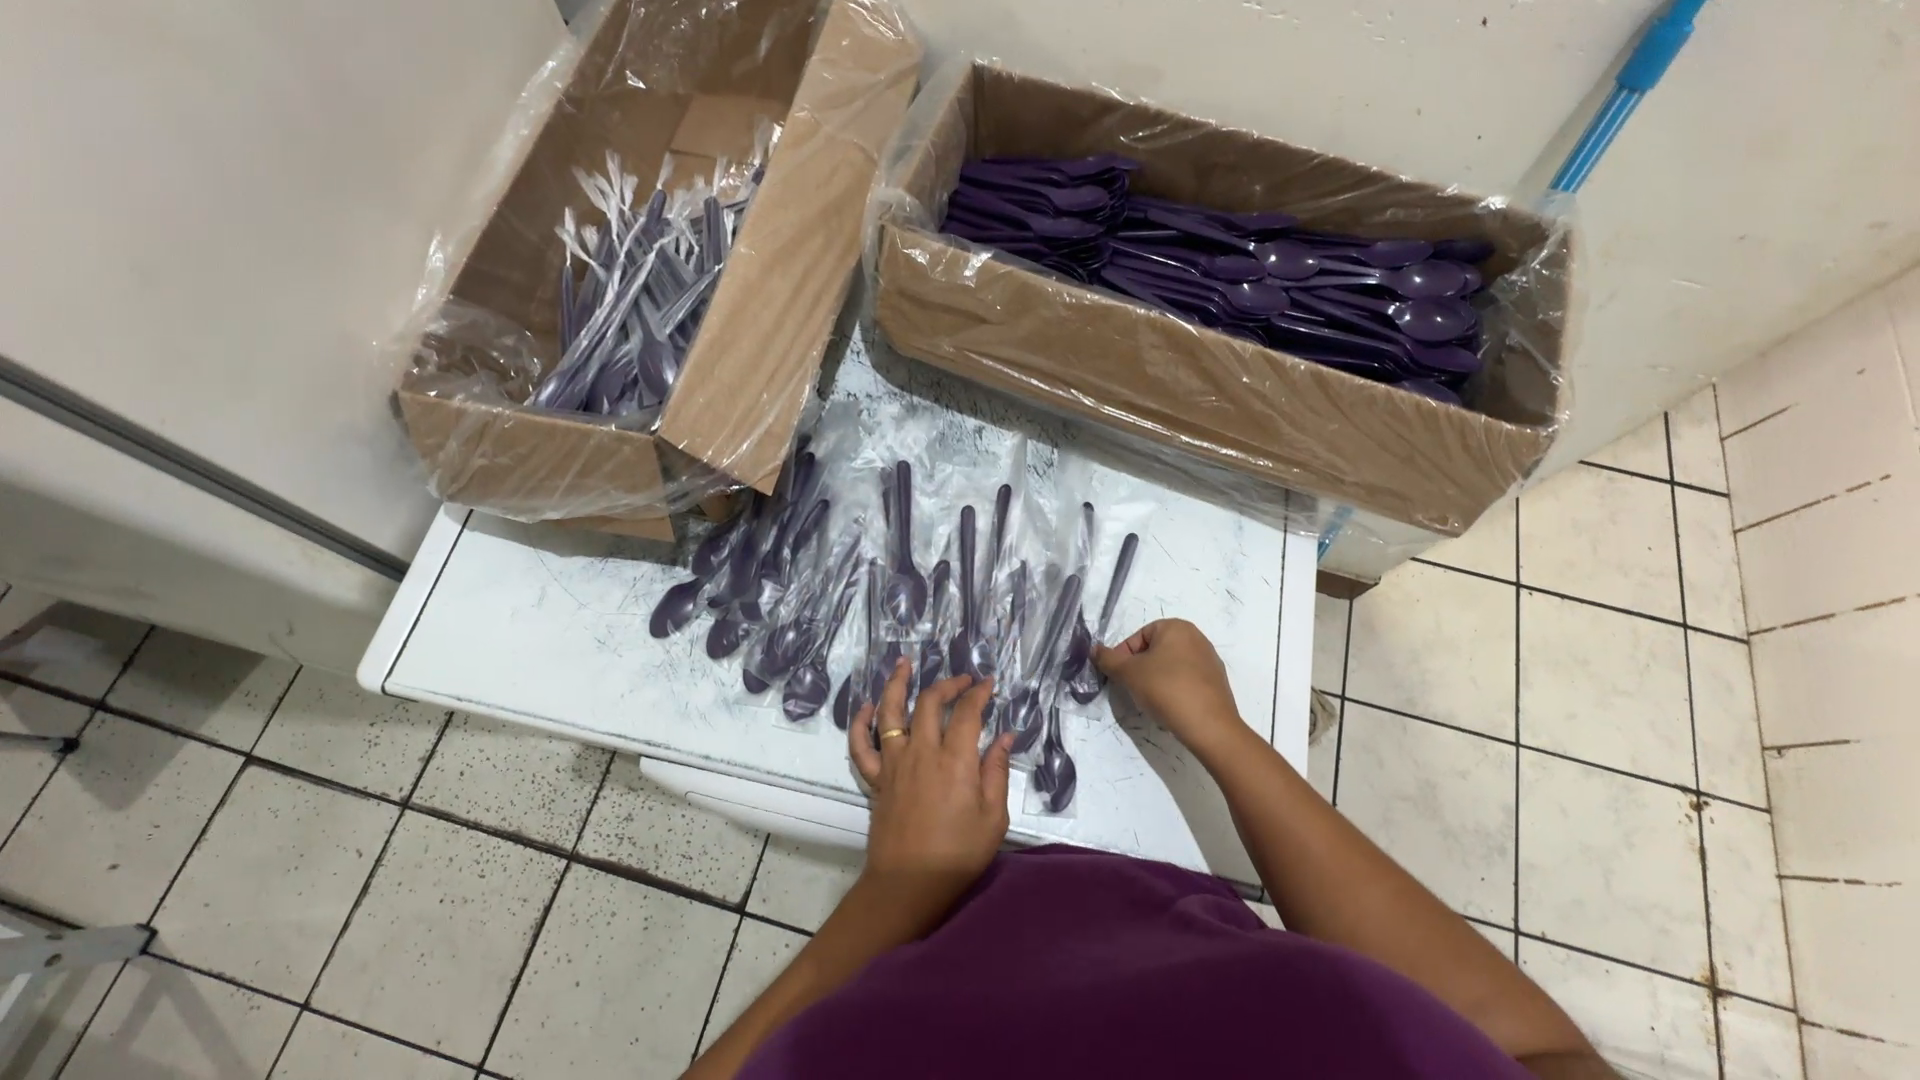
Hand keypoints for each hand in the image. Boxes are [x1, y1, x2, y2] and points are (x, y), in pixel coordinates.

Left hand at [849, 659, 1012, 918]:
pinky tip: (866, 707)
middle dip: (947, 684)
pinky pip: (861, 745)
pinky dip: (860, 723)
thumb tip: (1004, 737)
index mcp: (955, 760)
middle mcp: (921, 753)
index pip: (967, 713)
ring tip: (903, 664)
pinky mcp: (876, 780)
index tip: (988, 684)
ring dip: (896, 684)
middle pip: (928, 703)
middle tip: (961, 679)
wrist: (908, 884)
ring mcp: (893, 764)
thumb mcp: (993, 817)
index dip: (978, 693)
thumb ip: (996, 772)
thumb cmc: (958, 855)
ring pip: (889, 713)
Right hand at [1093, 618, 1244, 752]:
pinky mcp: (1216, 683)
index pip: (1138, 636)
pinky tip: (1170, 707)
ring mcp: (1209, 661)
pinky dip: (1174, 690)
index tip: (1119, 677)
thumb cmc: (1166, 689)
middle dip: (1140, 669)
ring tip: (1151, 700)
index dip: (1123, 656)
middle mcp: (1197, 637)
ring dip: (1156, 680)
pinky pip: (1186, 681)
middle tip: (1132, 688)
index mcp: (1177, 627)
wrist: (1208, 725)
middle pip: (1155, 651)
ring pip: (1170, 667)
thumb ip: (1108, 659)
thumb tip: (1094, 649)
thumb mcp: (1128, 673)